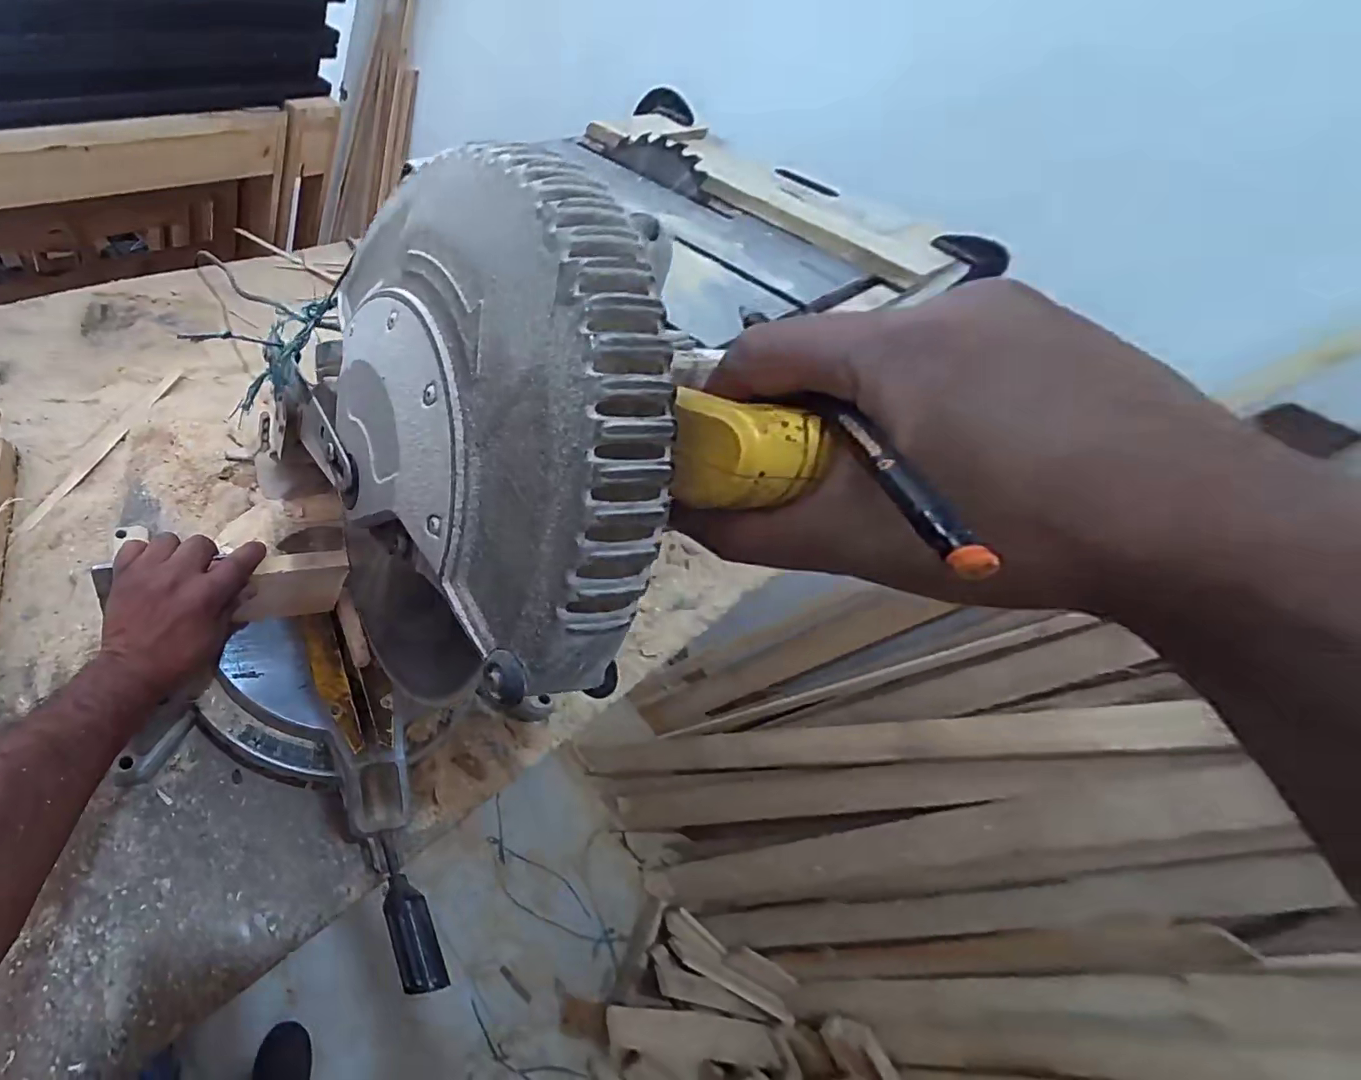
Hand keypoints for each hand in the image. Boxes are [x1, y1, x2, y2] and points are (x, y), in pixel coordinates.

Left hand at [96, 533, 267, 698]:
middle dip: (207, 556)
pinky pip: (136, 545)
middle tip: (201, 572)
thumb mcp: (213, 639)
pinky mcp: (124, 572)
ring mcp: (148, 570)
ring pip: (169, 539)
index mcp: (206, 594)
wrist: (129, 671)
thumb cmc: (177, 660)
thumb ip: (229, 608)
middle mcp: (179, 574)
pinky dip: (143, 554)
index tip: (256, 550)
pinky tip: (147, 569)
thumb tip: (246, 587)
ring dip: (175, 553)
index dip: (251, 553)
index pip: (237, 562)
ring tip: (171, 569)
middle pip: (202, 543)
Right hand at [672, 279, 1308, 613]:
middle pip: (818, 350)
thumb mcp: (856, 542)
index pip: (762, 349)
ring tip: (873, 469)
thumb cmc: (1014, 532)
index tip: (720, 452)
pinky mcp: (1049, 329)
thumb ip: (752, 532)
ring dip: (846, 404)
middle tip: (798, 473)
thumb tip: (679, 519)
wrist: (1212, 536)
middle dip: (786, 411)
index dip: (720, 400)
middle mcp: (947, 306)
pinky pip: (936, 352)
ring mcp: (1007, 310)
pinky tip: (941, 449)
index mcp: (895, 345)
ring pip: (877, 351)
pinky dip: (905, 394)